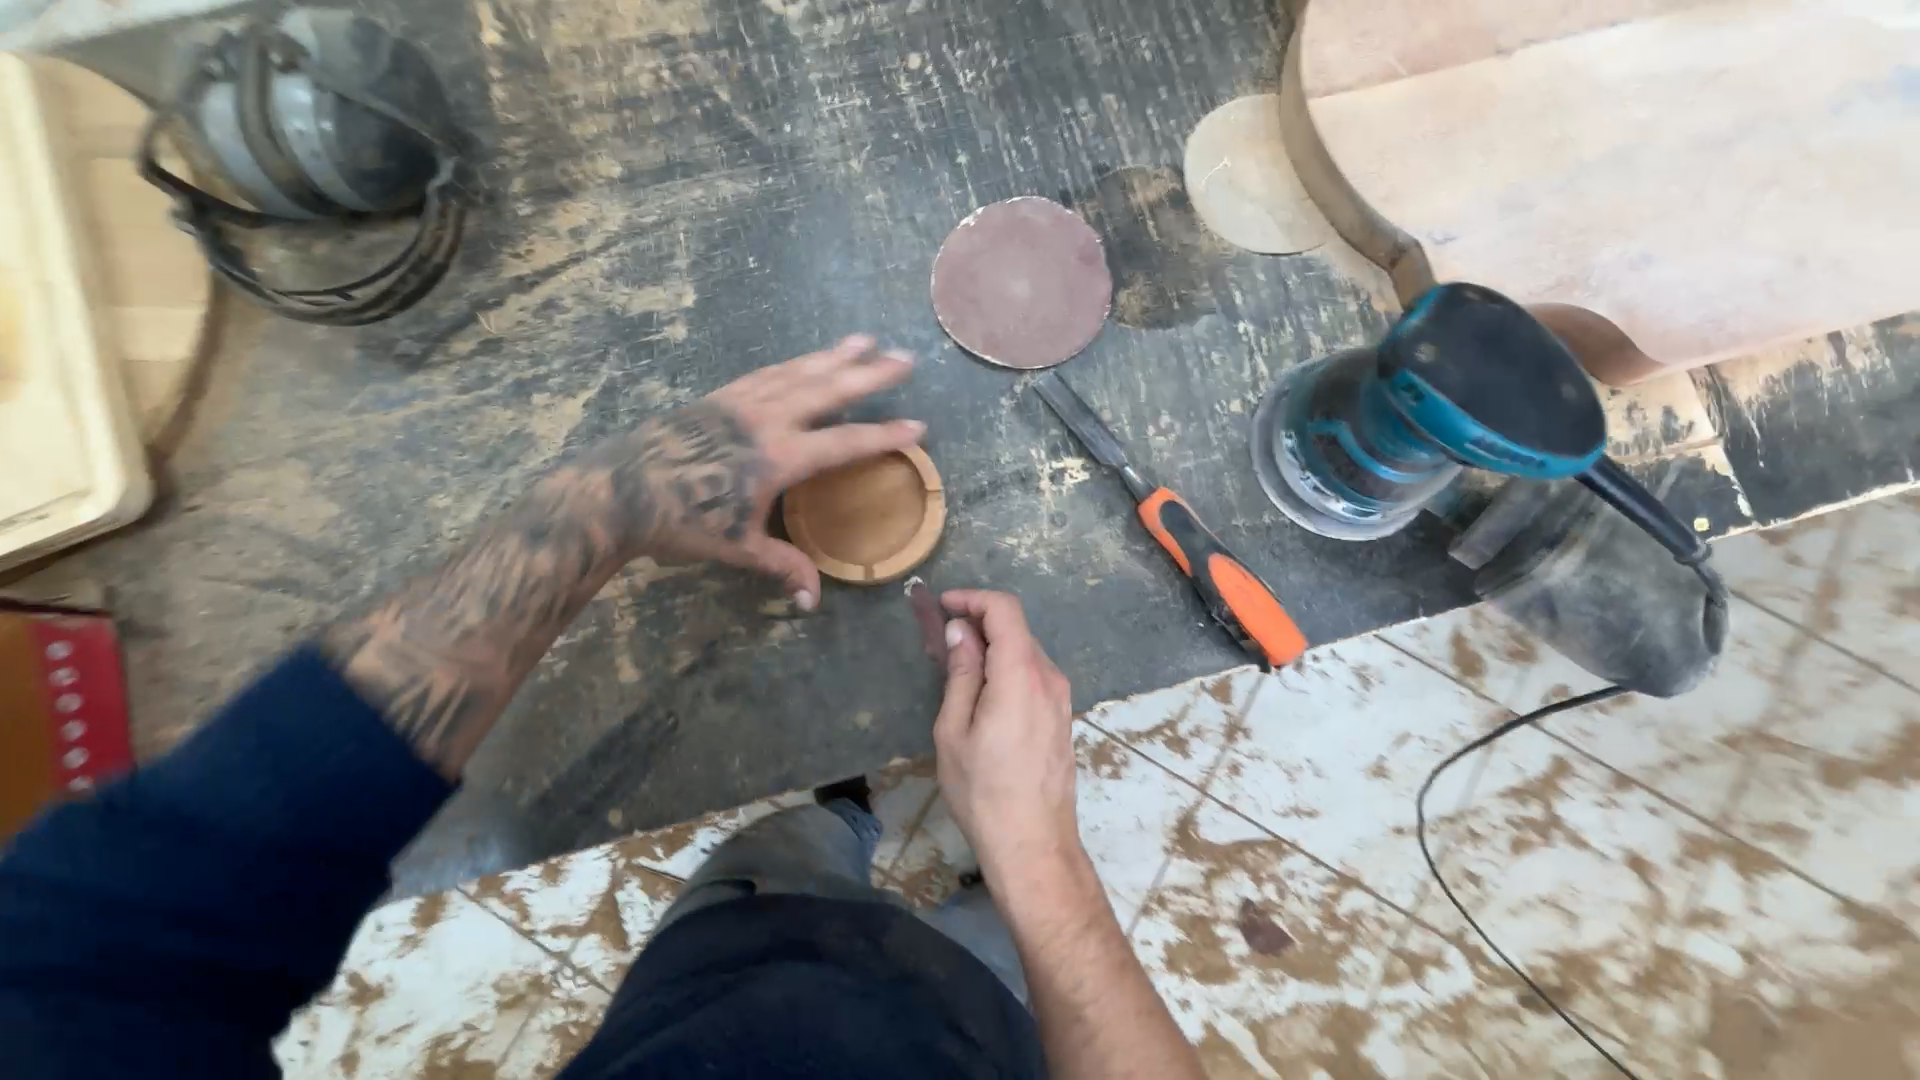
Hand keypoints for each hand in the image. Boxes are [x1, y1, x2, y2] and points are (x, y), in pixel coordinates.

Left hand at [603, 335, 921, 609]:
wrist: (620, 490)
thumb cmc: (683, 522)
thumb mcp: (739, 547)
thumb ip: (782, 567)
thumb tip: (814, 602)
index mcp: (779, 457)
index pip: (844, 443)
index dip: (884, 436)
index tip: (918, 426)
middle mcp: (768, 419)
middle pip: (830, 390)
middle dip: (871, 374)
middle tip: (906, 358)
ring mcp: (743, 401)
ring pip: (801, 372)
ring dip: (837, 357)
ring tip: (867, 340)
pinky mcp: (721, 395)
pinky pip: (770, 372)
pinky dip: (797, 362)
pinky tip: (810, 358)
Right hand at [933, 589, 1083, 880]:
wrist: (1034, 844)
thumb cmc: (983, 791)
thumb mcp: (955, 730)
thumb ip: (961, 673)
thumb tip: (960, 631)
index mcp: (1021, 675)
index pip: (1004, 609)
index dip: (972, 598)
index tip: (942, 607)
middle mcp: (1049, 678)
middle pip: (1016, 629)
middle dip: (978, 623)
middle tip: (940, 641)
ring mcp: (1061, 698)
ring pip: (1025, 652)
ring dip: (992, 647)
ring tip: (956, 668)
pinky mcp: (1062, 717)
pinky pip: (1033, 676)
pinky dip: (1006, 669)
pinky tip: (982, 693)